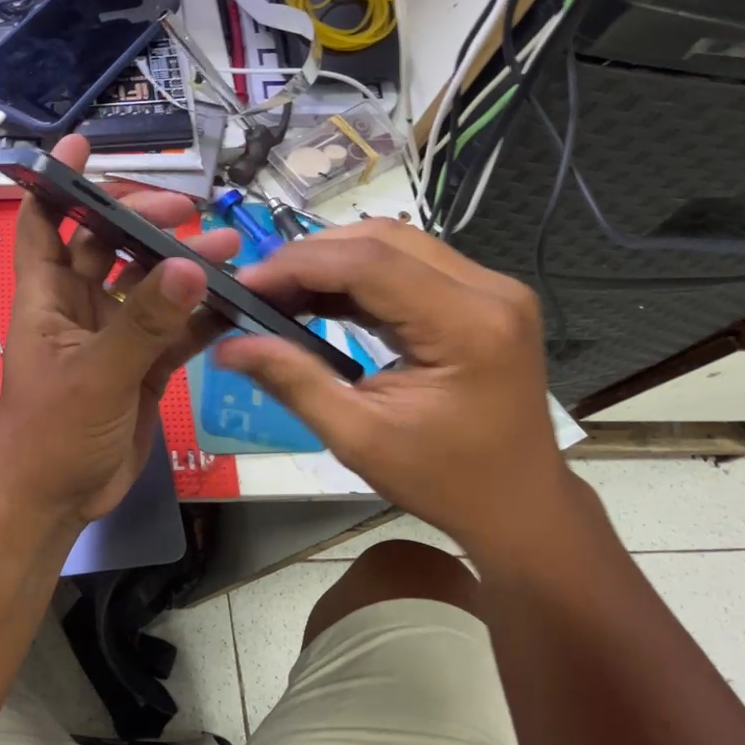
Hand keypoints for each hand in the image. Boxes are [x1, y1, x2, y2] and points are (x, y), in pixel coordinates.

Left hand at [0, 136, 239, 528]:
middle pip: (106, 242)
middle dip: (140, 218)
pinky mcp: (142, 365)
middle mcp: (78, 306)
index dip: (57, 183)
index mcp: (46, 297)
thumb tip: (190, 263)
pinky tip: (235, 296)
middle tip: (186, 207)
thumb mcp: (96, 374)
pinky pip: (174, 328)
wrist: (58, 501)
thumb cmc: (53, 433)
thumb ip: (144, 322)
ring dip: (181, 263)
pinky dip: (201, 313)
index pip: (44, 222)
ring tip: (228, 244)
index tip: (82, 146)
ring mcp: (112, 334)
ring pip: (148, 283)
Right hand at [213, 218, 570, 553]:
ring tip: (279, 295)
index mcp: (467, 326)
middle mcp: (489, 290)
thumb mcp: (358, 436)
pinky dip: (357, 277)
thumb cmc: (443, 480)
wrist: (519, 504)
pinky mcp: (481, 296)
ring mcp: (491, 288)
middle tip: (256, 290)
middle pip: (382, 240)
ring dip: (331, 262)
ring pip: (394, 243)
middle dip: (309, 257)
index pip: (369, 263)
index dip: (298, 265)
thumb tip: (225, 347)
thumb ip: (293, 380)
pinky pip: (408, 265)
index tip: (244, 286)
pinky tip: (318, 300)